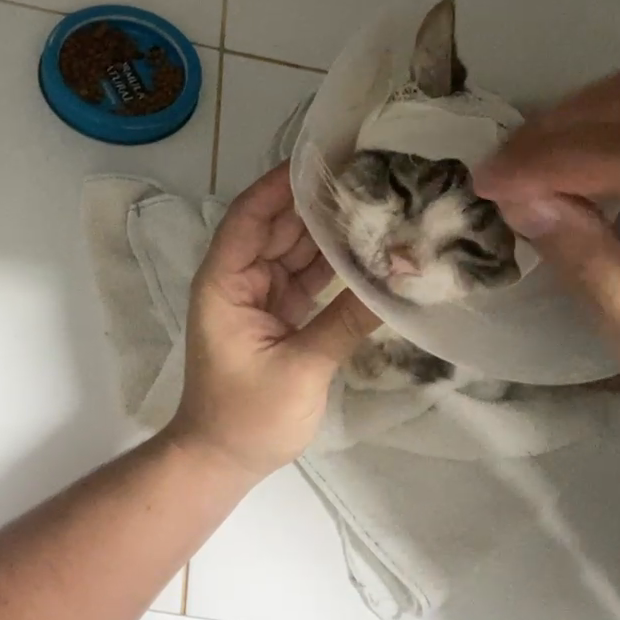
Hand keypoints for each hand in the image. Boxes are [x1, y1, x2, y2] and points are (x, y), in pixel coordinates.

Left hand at [165, 163, 380, 479]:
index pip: (249, 216)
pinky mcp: (278, 312)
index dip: (279, 185)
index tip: (319, 161)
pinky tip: (365, 248)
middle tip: (362, 176)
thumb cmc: (247, 416)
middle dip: (312, 202)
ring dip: (326, 230)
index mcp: (225, 280)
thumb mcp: (300, 368)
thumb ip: (345, 321)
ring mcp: (258, 294)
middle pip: (276, 226)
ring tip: (372, 202)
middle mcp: (238, 278)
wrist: (222, 459)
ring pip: (293, 248)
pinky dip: (331, 264)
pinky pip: (304, 275)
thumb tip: (397, 280)